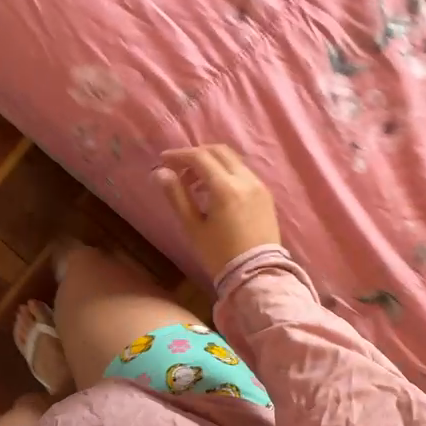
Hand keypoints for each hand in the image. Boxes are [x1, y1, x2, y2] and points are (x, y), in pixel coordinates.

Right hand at [154, 143, 281, 279]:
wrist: (256, 274)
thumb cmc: (219, 254)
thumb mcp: (193, 227)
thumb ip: (176, 196)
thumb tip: (160, 173)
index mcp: (225, 188)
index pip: (200, 157)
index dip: (179, 155)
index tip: (163, 160)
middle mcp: (245, 180)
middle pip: (219, 151)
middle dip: (195, 155)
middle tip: (178, 169)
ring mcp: (258, 185)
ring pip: (232, 160)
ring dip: (210, 163)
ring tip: (193, 183)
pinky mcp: (265, 194)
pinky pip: (242, 172)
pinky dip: (224, 172)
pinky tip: (213, 191)